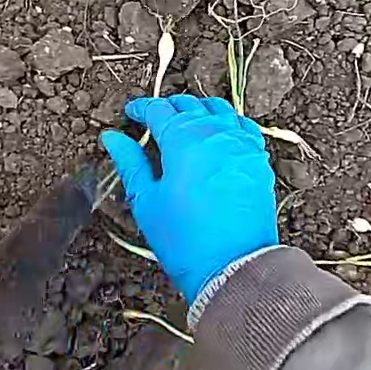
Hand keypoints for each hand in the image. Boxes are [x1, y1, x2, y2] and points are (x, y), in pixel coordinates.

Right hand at [100, 95, 278, 303]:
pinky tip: (219, 133)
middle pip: (189, 104)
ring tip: (185, 120)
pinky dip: (227, 122)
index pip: (158, 109)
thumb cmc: (185, 239)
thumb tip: (112, 138)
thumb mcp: (147, 201)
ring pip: (218, 109)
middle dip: (169, 106)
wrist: (234, 265)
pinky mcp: (258, 157)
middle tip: (154, 117)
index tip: (131, 112)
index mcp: (183, 139)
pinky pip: (242, 125)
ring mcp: (240, 142)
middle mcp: (214, 132)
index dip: (141, 108)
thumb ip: (130, 163)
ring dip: (199, 109)